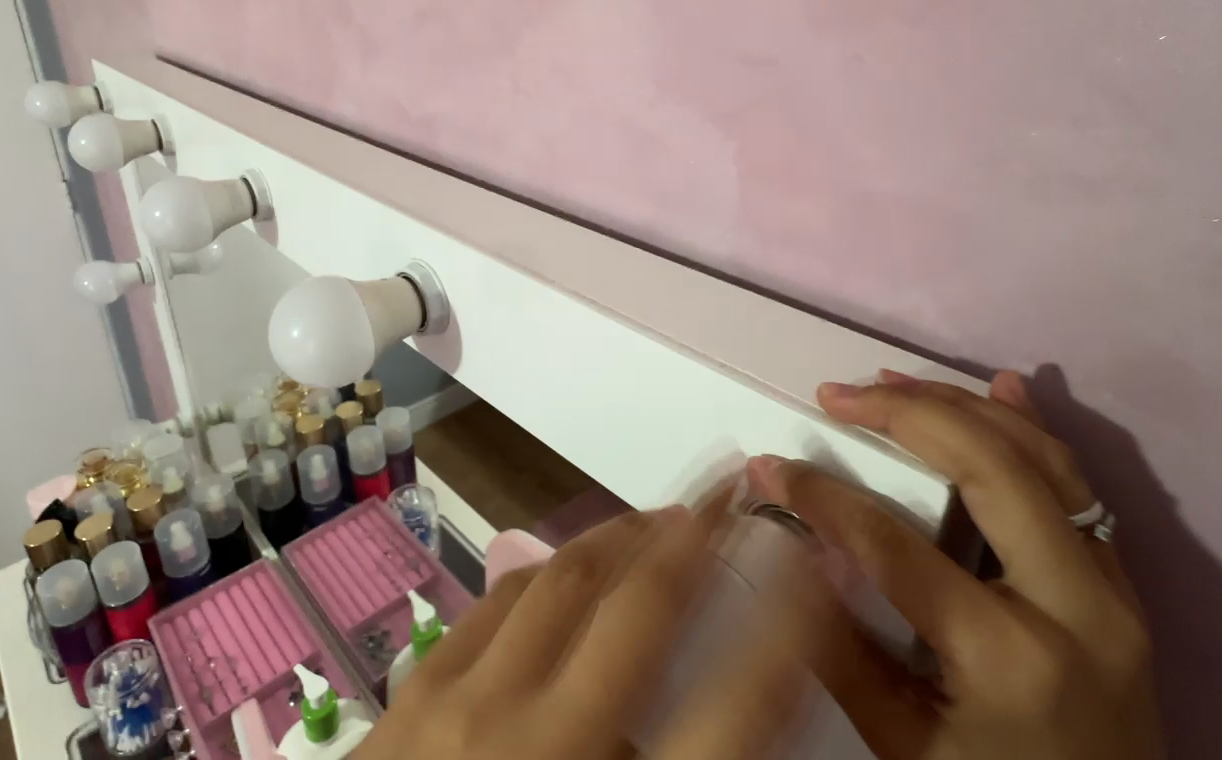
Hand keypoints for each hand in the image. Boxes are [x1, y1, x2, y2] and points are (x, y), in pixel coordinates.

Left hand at [356, 490, 841, 759]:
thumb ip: (672, 758)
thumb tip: (716, 715)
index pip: (732, 711)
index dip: (786, 629)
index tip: (810, 563)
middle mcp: (541, 742)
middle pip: (638, 612)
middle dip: (697, 540)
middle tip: (731, 488)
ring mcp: (464, 710)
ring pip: (559, 585)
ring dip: (620, 541)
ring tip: (661, 515)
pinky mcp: (411, 696)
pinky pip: (493, 605)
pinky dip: (545, 574)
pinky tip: (569, 562)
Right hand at [748, 370, 1161, 759]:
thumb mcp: (901, 741)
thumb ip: (840, 643)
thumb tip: (790, 547)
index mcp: (1008, 656)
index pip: (895, 544)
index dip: (823, 497)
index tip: (769, 467)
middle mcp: (1077, 606)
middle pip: (989, 468)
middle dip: (903, 414)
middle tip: (836, 394)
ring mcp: (1115, 589)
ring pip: (1042, 458)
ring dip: (961, 405)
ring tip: (889, 379)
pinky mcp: (1124, 584)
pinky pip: (1078, 485)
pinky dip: (1031, 427)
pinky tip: (1000, 386)